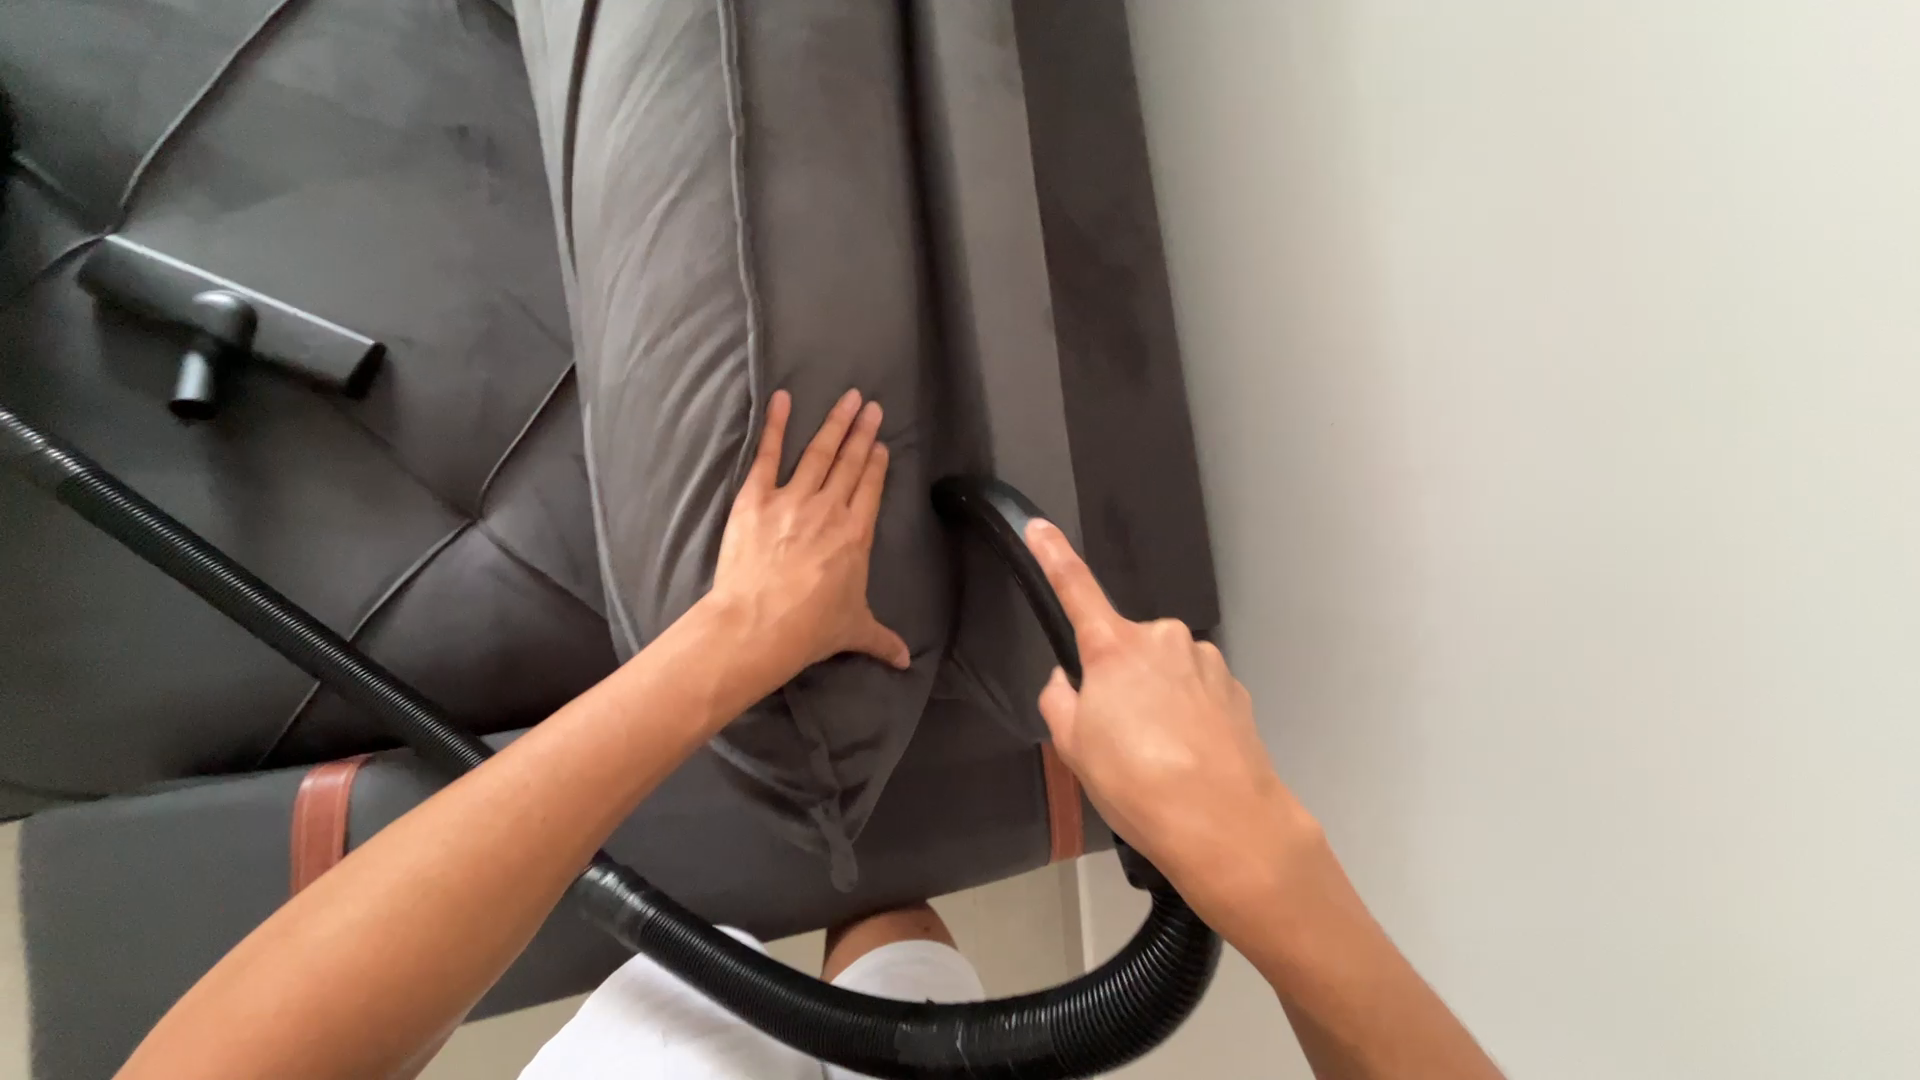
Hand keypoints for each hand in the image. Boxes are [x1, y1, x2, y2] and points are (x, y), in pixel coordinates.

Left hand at [708, 388, 911, 691]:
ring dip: (834, 424)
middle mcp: (829, 509)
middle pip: (850, 462)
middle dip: (862, 432)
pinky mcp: (756, 499)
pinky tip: (781, 399)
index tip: (880, 443)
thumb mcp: (853, 631)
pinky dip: (774, 425)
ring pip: (818, 453)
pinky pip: (767, 455)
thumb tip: (906, 662)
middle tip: (871, 406)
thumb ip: (882, 640)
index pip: (869, 488)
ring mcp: (792, 499)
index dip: (875, 463)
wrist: (759, 625)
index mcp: (855, 534)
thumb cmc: (811, 628)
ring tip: (847, 398)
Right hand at [1025, 519, 1318, 919]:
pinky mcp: (1234, 686)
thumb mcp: (1074, 748)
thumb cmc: (1137, 784)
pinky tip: (1191, 755)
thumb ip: (1060, 701)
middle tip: (1117, 737)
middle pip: (1123, 647)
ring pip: (1162, 670)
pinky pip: (1194, 689)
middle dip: (1116, 679)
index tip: (1038, 526)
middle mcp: (1162, 639)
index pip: (1075, 588)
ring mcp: (1205, 660)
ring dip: (1155, 698)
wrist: (1227, 826)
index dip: (1052, 556)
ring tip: (1159, 756)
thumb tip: (1069, 681)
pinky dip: (1187, 713)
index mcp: (1114, 648)